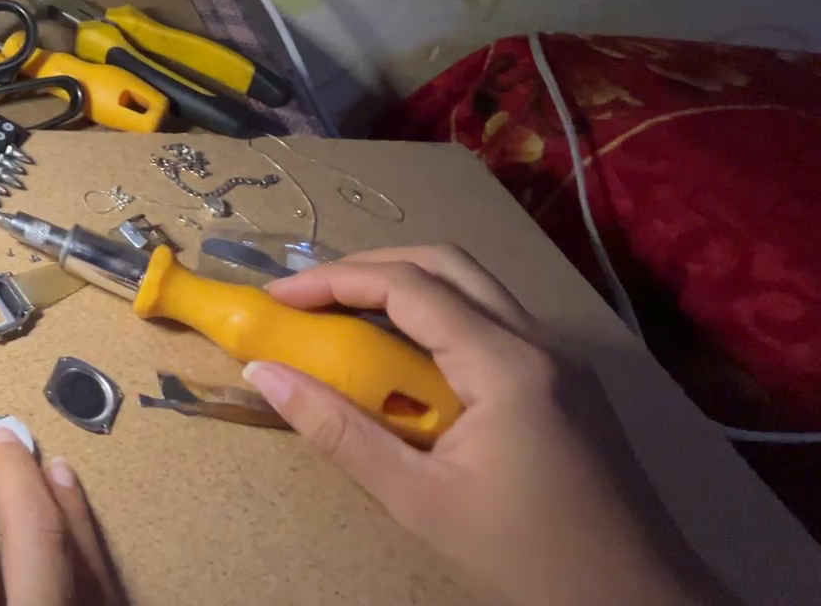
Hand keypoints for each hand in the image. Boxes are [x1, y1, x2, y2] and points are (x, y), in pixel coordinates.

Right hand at [247, 246, 737, 605]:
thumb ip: (336, 431)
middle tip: (309, 294)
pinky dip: (427, 309)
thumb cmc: (532, 559)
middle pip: (441, 263)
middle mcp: (538, 344)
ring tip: (340, 310)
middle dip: (364, 266)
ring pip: (466, 282)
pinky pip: (483, 313)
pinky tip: (396, 347)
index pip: (407, 286)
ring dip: (396, 282)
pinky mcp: (560, 379)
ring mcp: (557, 359)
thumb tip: (261, 372)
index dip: (333, 280)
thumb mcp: (418, 500)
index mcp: (507, 366)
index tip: (279, 297)